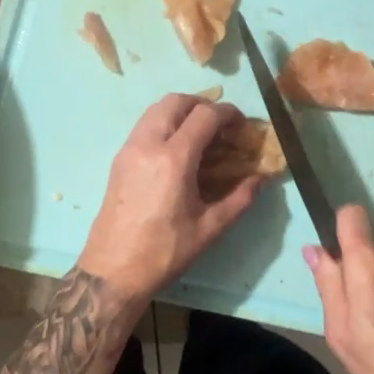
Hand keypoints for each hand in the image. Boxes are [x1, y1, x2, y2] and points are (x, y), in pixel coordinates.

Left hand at [79, 94, 263, 301]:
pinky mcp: (118, 161)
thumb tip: (261, 179)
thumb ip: (239, 199)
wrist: (112, 271)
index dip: (228, 113)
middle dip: (202, 104)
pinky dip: (163, 124)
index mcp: (173, 159)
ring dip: (180, 112)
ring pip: (155, 110)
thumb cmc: (164, 252)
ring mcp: (128, 150)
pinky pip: (143, 127)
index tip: (241, 125)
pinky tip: (178, 151)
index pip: (204, 116)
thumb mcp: (210, 228)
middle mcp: (147, 145)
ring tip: (200, 135)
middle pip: (175, 101)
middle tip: (220, 125)